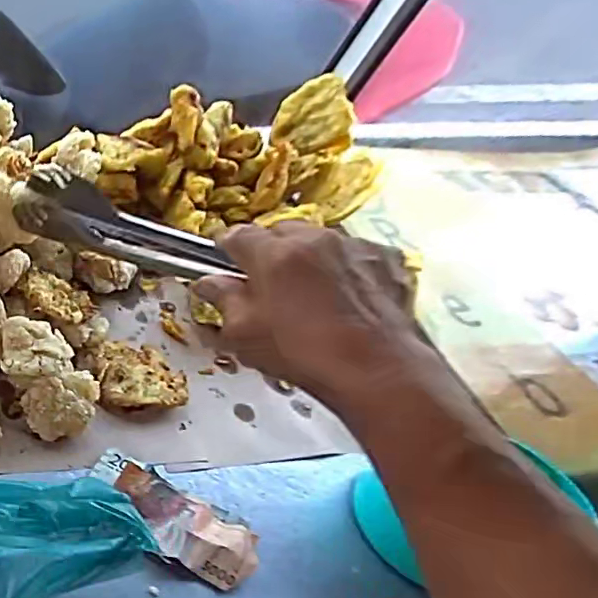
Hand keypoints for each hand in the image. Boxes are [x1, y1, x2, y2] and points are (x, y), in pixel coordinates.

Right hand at [194, 223, 430, 409]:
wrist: (373, 367)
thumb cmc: (297, 351)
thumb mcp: (241, 332)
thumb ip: (222, 299)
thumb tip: (208, 283)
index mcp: (275, 255)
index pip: (238, 234)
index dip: (226, 250)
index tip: (223, 266)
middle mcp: (317, 240)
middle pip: (281, 230)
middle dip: (268, 250)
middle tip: (263, 282)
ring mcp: (357, 247)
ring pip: (319, 240)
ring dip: (304, 257)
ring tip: (302, 291)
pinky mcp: (389, 260)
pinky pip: (352, 254)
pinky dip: (339, 268)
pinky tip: (338, 297)